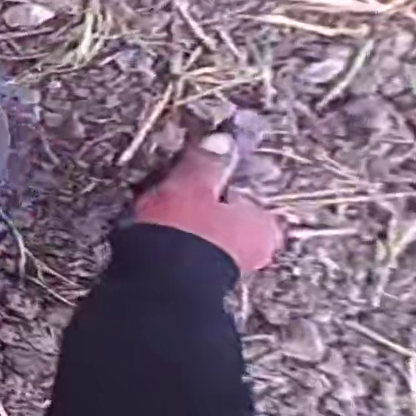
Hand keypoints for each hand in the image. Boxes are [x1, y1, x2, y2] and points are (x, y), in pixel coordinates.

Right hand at [134, 132, 283, 272]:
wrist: (160, 275)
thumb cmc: (185, 230)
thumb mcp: (192, 184)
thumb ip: (207, 161)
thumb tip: (221, 140)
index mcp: (263, 224)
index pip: (246, 191)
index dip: (220, 178)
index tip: (196, 171)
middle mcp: (254, 247)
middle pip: (227, 212)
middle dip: (203, 200)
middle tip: (174, 186)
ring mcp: (228, 263)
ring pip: (207, 228)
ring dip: (186, 217)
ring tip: (155, 205)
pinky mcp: (199, 274)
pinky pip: (189, 243)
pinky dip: (174, 233)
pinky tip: (152, 225)